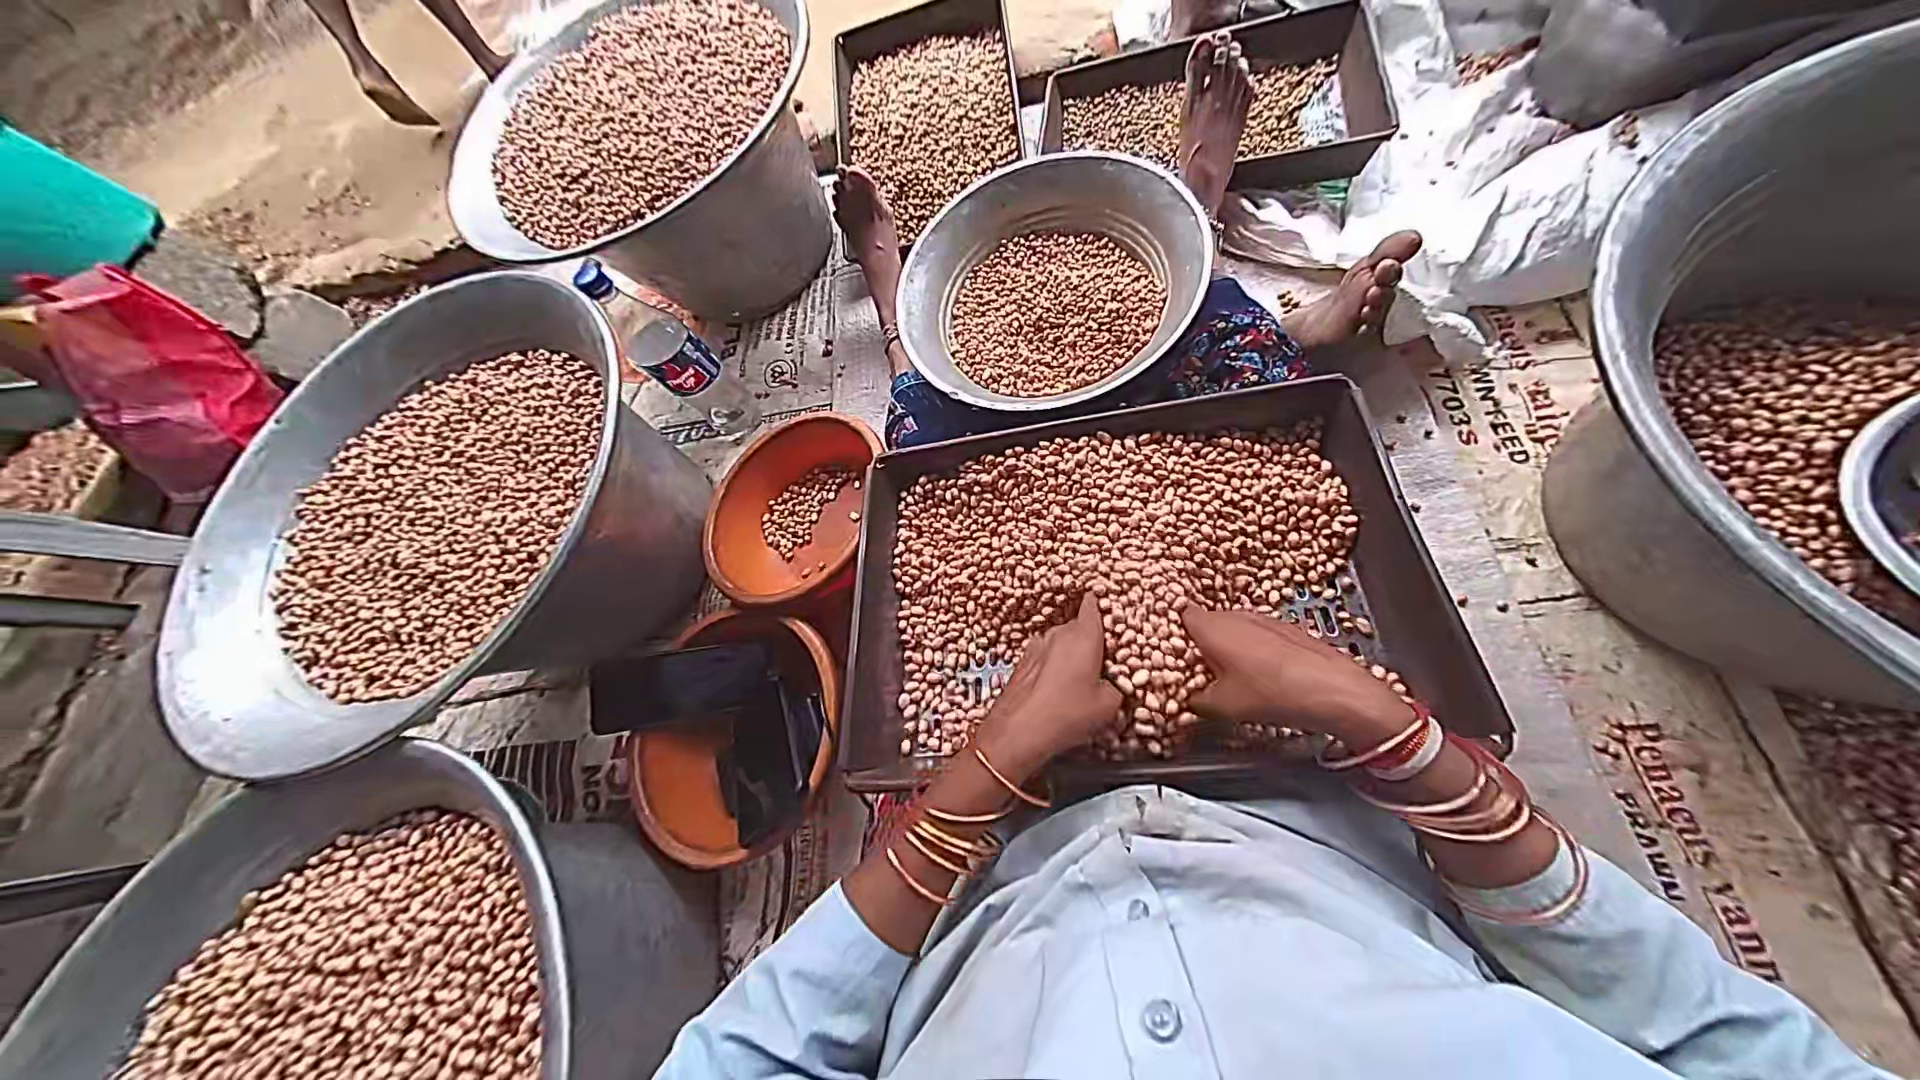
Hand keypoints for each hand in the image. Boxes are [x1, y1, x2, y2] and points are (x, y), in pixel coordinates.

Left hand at [972, 592, 1123, 776]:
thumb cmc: (1065, 714)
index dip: (1104, 606)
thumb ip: (1118, 686)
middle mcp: (1058, 634)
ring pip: (1061, 642)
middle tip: (1106, 662)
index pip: (1094, 604)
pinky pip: (1047, 657)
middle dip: (1092, 640)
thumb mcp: (1108, 705)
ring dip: (1071, 655)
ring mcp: (1037, 646)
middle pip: (1079, 626)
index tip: (1113, 613)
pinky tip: (1059, 690)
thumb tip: (1114, 684)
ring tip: (1081, 682)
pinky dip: (1054, 667)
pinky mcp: (1024, 662)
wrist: (1018, 731)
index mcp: (1083, 636)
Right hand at [1180, 606, 1411, 744]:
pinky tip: (1259, 675)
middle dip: (1198, 643)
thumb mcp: (1220, 705)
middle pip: (1205, 623)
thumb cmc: (1272, 693)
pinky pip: (1256, 635)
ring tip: (1228, 675)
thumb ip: (1193, 698)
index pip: (1179, 615)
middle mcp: (1234, 615)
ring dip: (1226, 646)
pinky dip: (1251, 650)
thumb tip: (1186, 699)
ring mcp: (1262, 619)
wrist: (1334, 691)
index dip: (1171, 630)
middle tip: (1194, 669)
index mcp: (1210, 627)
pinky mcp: (1286, 629)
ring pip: (1232, 628)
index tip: (1168, 649)